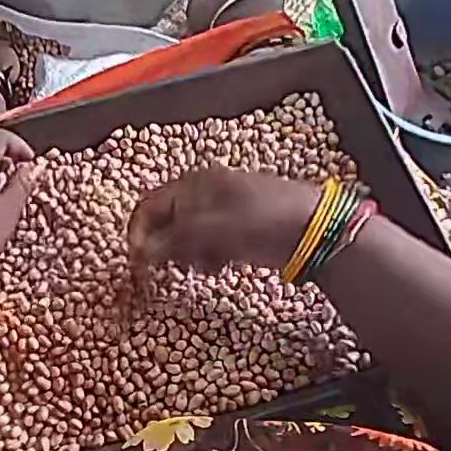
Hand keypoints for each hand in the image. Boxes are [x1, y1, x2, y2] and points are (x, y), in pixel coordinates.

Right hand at [126, 169, 320, 275]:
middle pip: (165, 225)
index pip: (149, 207)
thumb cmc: (259, 221)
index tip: (139, 262)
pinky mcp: (234, 230)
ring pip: (185, 239)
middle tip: (176, 266)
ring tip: (207, 265)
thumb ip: (171, 240)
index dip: (139, 234)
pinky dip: (207, 258)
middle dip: (167, 249)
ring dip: (188, 256)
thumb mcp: (210, 229)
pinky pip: (206, 247)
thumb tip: (139, 253)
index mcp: (193, 184)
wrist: (312, 229)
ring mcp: (219, 212)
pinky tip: (222, 265)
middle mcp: (201, 194)